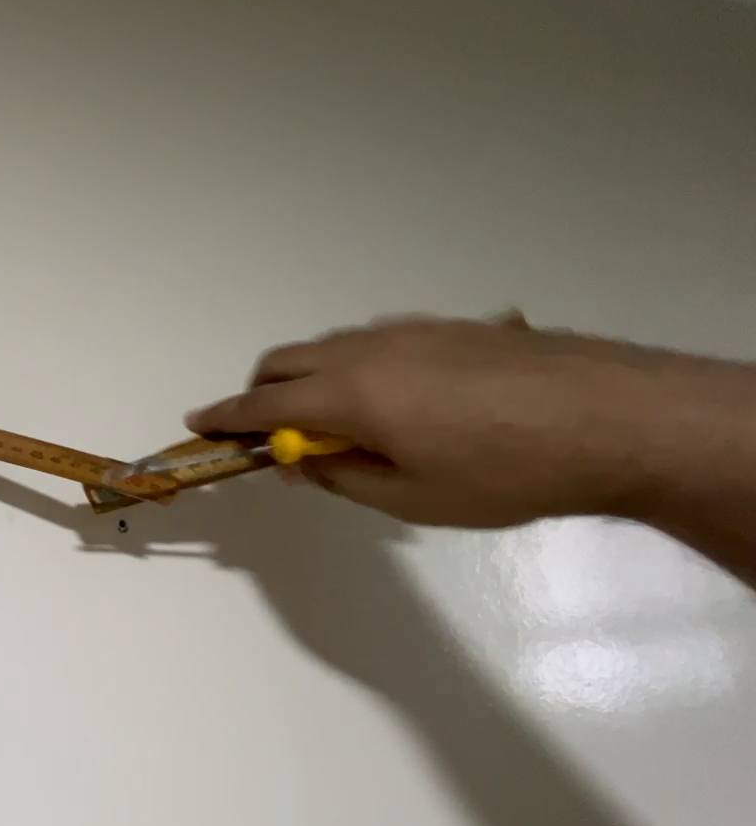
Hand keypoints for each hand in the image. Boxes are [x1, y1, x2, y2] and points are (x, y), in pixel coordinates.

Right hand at [184, 315, 754, 527]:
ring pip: (329, 346)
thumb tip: (303, 459)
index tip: (197, 424)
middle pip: (284, 361)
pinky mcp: (451, 327)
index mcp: (347, 396)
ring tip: (335, 419)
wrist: (628, 420)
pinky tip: (390, 397)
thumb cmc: (506, 473)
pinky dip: (351, 364)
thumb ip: (339, 476)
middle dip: (259, 391)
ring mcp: (412, 332)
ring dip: (307, 377)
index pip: (262, 405)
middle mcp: (368, 352)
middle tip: (269, 430)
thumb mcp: (408, 498)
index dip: (224, 417)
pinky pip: (373, 339)